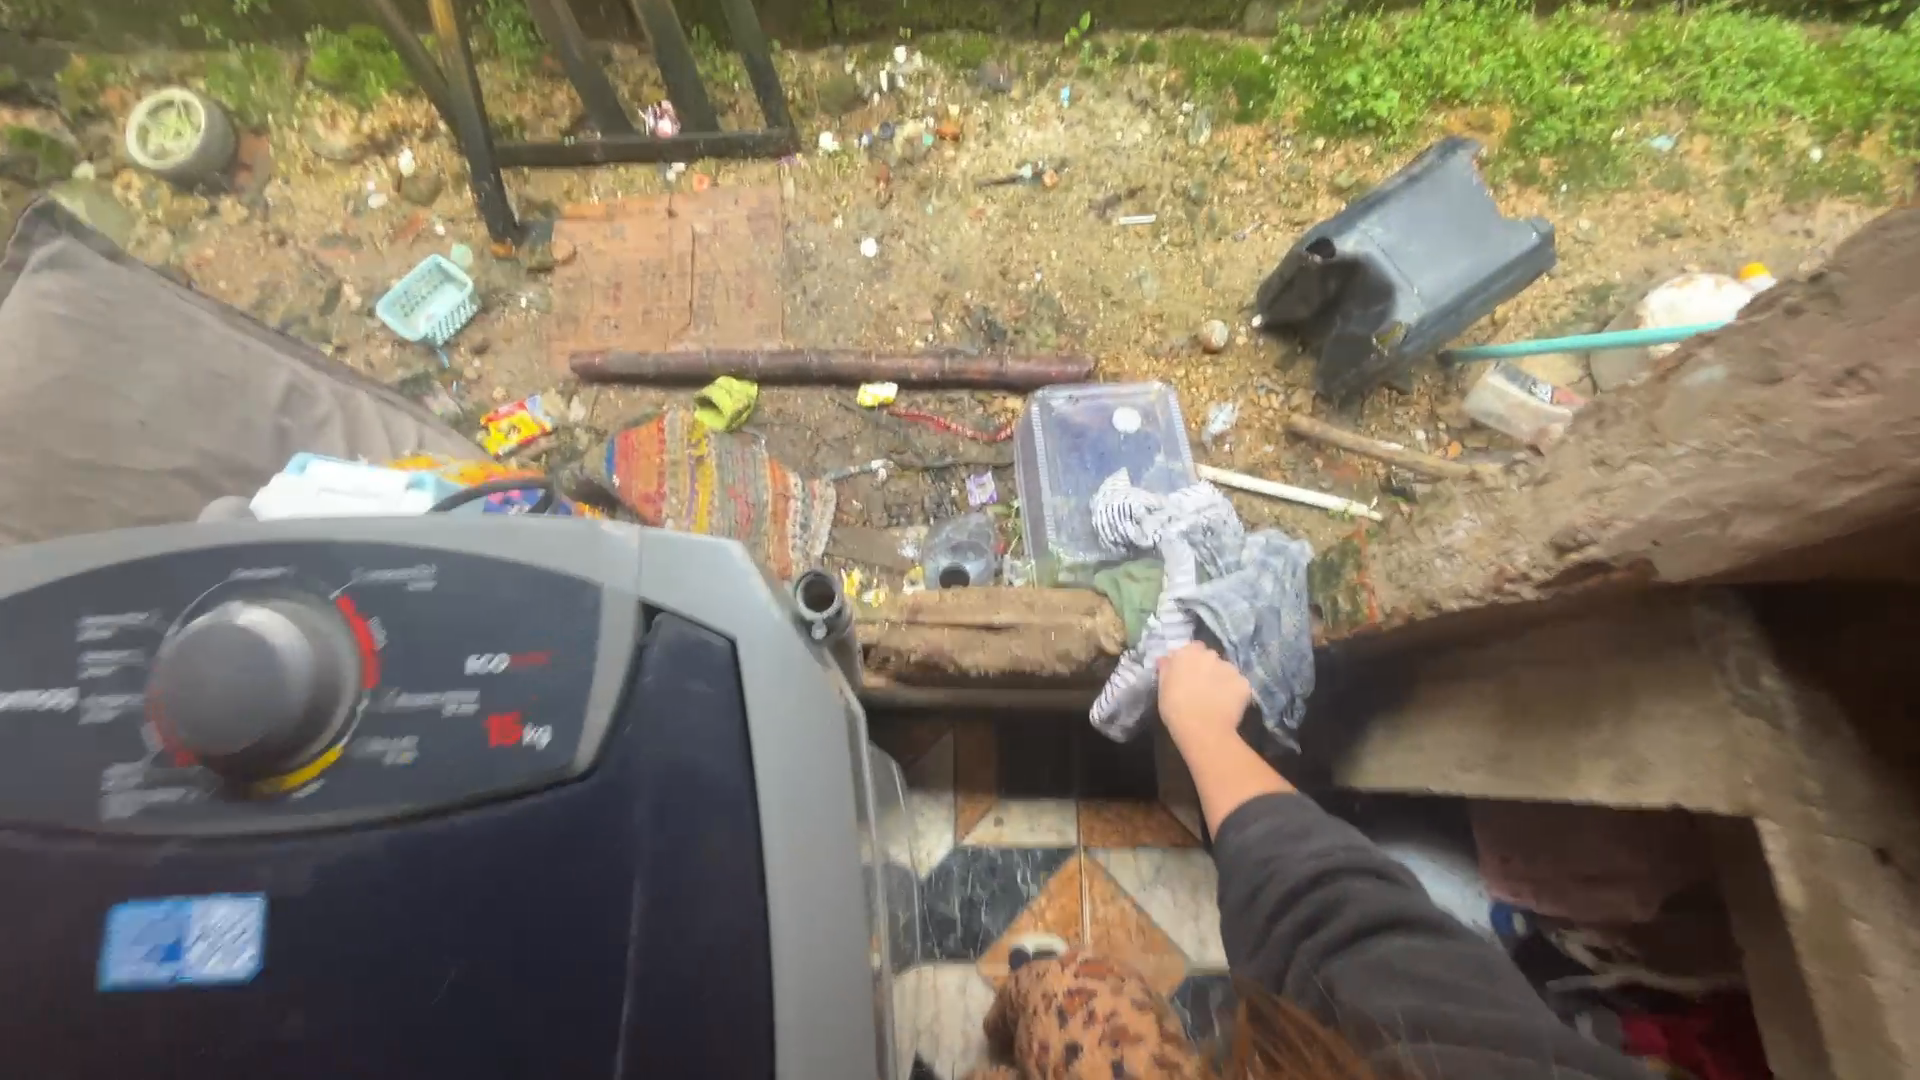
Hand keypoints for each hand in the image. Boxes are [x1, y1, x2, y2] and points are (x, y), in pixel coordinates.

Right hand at [1157, 643, 1251, 753]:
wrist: (1202, 729)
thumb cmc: (1175, 708)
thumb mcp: (1162, 687)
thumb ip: (1166, 668)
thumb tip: (1166, 658)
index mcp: (1188, 653)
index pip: (1193, 647)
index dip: (1191, 660)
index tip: (1187, 672)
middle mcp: (1211, 655)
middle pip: (1211, 657)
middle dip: (1207, 667)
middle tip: (1202, 686)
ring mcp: (1230, 668)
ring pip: (1226, 670)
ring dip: (1222, 678)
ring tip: (1217, 697)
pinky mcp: (1244, 683)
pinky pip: (1238, 685)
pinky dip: (1234, 692)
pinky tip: (1228, 705)